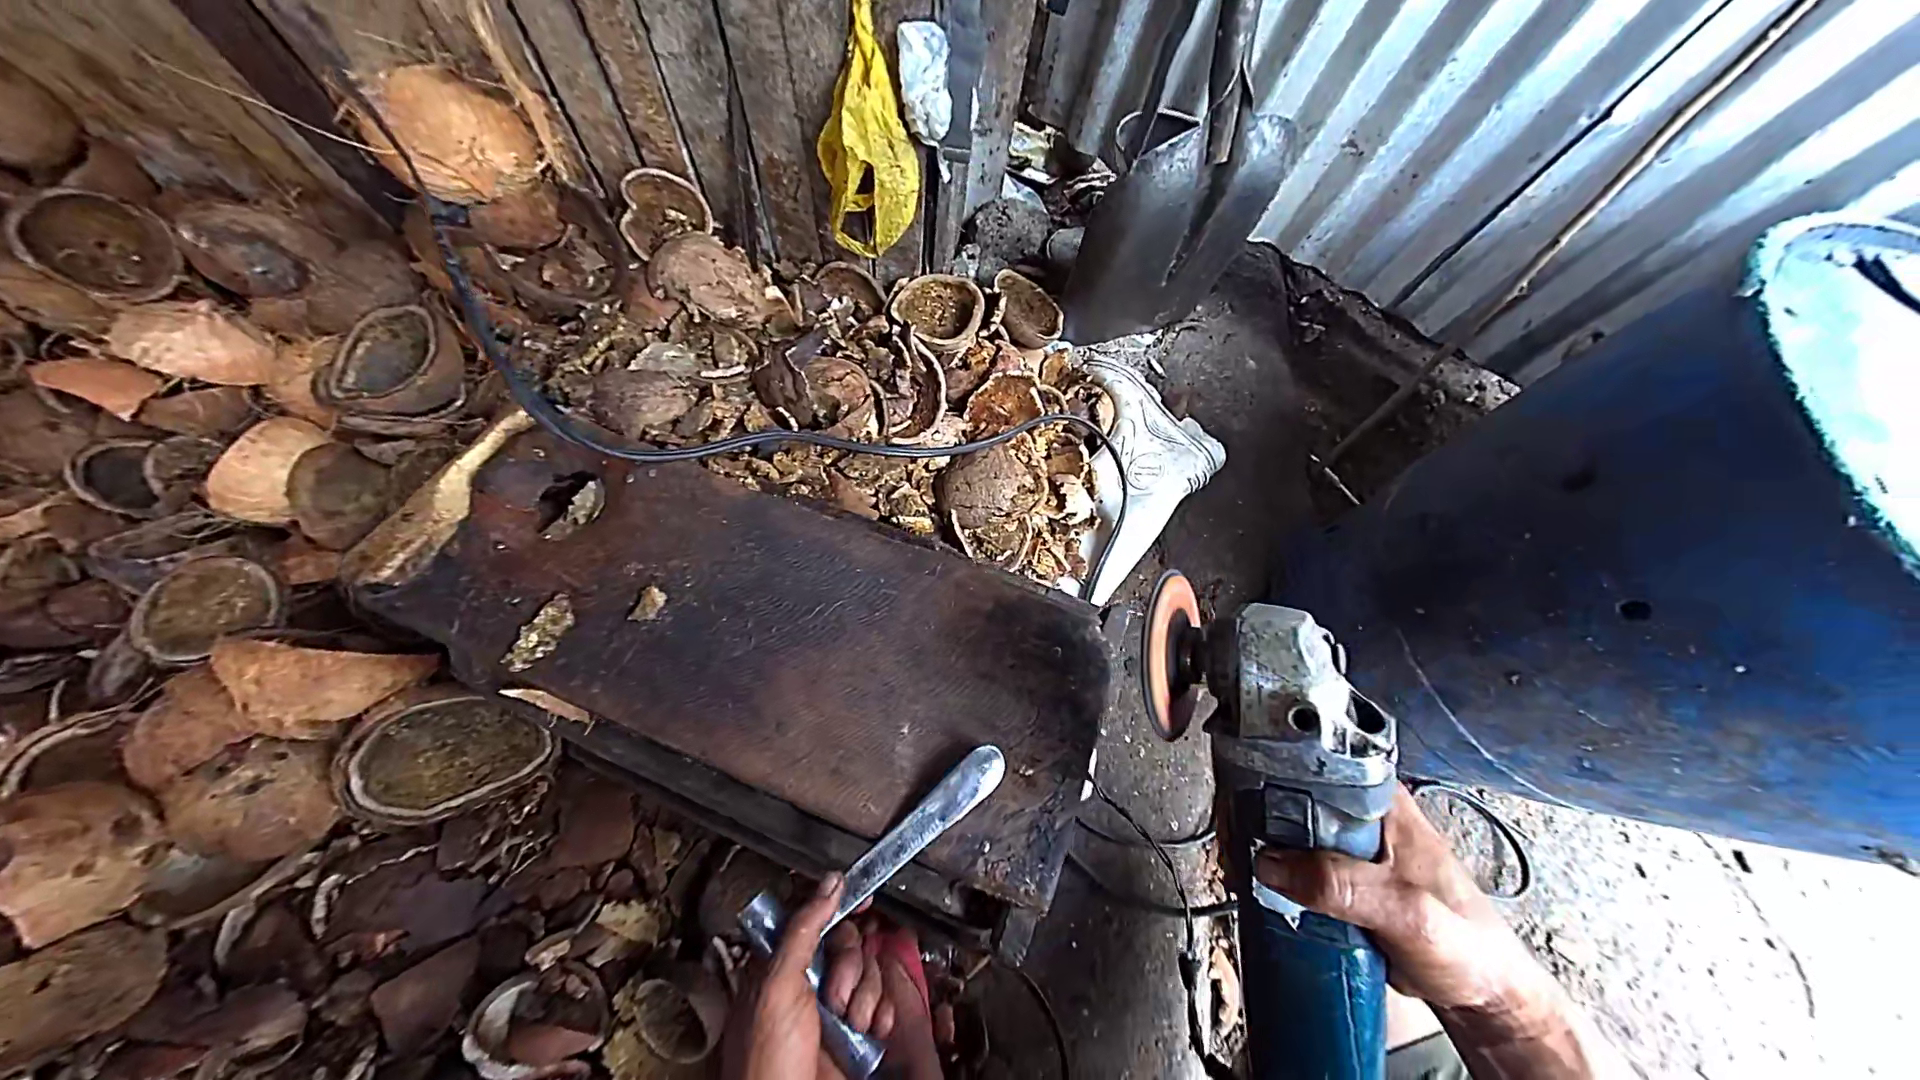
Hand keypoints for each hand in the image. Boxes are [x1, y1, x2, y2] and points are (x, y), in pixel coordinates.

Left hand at [720, 878, 941, 1079]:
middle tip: (836, 996)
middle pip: (850, 941)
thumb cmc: (766, 1064)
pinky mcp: (855, 1030)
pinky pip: (883, 1001)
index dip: (840, 905)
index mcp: (781, 962)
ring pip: (869, 970)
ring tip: (846, 1023)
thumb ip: (803, 929)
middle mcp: (808, 979)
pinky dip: (881, 1014)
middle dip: (851, 968)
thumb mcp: (778, 985)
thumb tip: (829, 884)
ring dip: (865, 997)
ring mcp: (832, 1006)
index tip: (862, 902)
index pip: (816, 915)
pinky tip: (867, 1031)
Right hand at [1257, 786, 1608, 1077]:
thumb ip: (1345, 886)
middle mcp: (1356, 812)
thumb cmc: (1469, 948)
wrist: (1482, 996)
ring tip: (1240, 868)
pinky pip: (1287, 859)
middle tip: (1235, 846)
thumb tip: (1273, 865)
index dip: (1265, 777)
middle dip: (1250, 817)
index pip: (1307, 765)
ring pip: (1279, 827)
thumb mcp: (1409, 913)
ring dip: (1254, 845)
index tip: (1237, 804)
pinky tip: (1256, 884)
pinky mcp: (1334, 871)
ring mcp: (1344, 842)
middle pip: (1283, 793)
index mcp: (1378, 798)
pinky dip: (1265, 870)